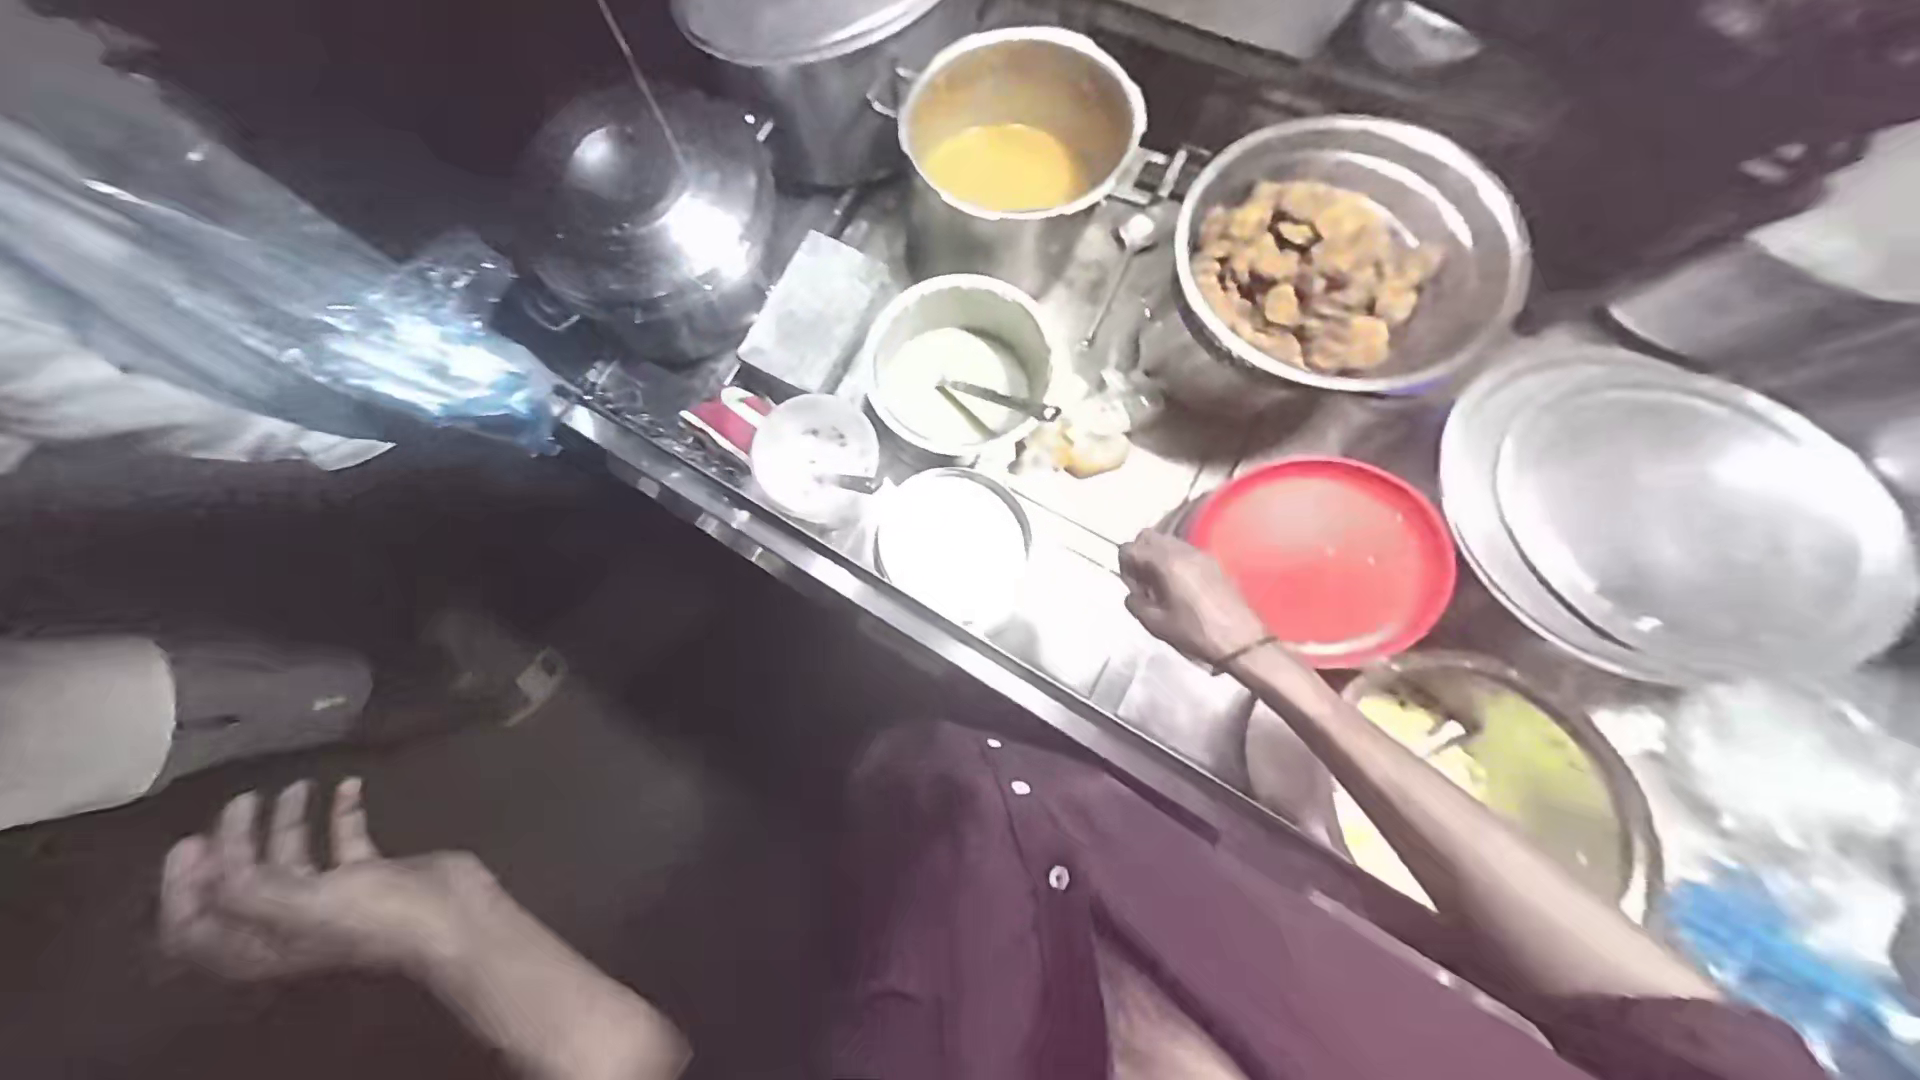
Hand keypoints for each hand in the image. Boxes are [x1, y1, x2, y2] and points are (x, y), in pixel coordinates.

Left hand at [159, 778, 505, 980]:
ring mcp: (331, 894)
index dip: (184, 885)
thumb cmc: (373, 916)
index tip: (193, 838)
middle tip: (243, 801)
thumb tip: (218, 864)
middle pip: (245, 880)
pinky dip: (345, 812)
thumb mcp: (303, 906)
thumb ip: (250, 889)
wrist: (450, 912)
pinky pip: (347, 839)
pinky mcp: (371, 871)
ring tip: (297, 785)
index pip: (197, 919)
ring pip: (296, 855)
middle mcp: (285, 920)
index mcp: (257, 942)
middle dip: (238, 841)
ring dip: (291, 820)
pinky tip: (350, 786)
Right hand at [1119, 530, 1271, 665]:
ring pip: (1167, 541)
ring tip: (1162, 586)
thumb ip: (1135, 603)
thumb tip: (1133, 595)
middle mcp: (1183, 550)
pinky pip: (1184, 551)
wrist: (1241, 641)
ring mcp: (1200, 554)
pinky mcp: (1213, 562)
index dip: (1124, 568)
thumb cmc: (1195, 633)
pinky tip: (1180, 588)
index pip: (1130, 548)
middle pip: (1148, 536)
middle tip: (1144, 583)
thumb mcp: (1155, 623)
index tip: (1135, 590)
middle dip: (1138, 556)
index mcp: (1166, 563)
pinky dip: (1173, 561)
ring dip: (1156, 558)